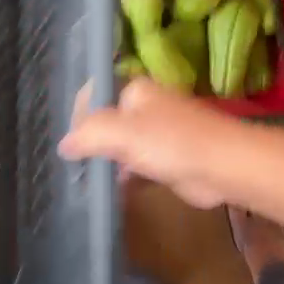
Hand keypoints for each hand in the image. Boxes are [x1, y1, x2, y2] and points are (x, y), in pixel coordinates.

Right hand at [58, 78, 246, 207]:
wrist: (221, 167)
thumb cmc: (171, 142)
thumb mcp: (123, 132)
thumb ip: (90, 133)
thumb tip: (63, 143)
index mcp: (136, 91)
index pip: (96, 96)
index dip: (78, 117)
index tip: (65, 145)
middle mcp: (145, 108)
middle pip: (107, 123)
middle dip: (90, 143)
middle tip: (70, 168)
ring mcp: (157, 135)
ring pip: (121, 146)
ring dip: (105, 162)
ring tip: (83, 182)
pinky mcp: (166, 161)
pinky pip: (136, 167)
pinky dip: (123, 177)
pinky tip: (110, 192)